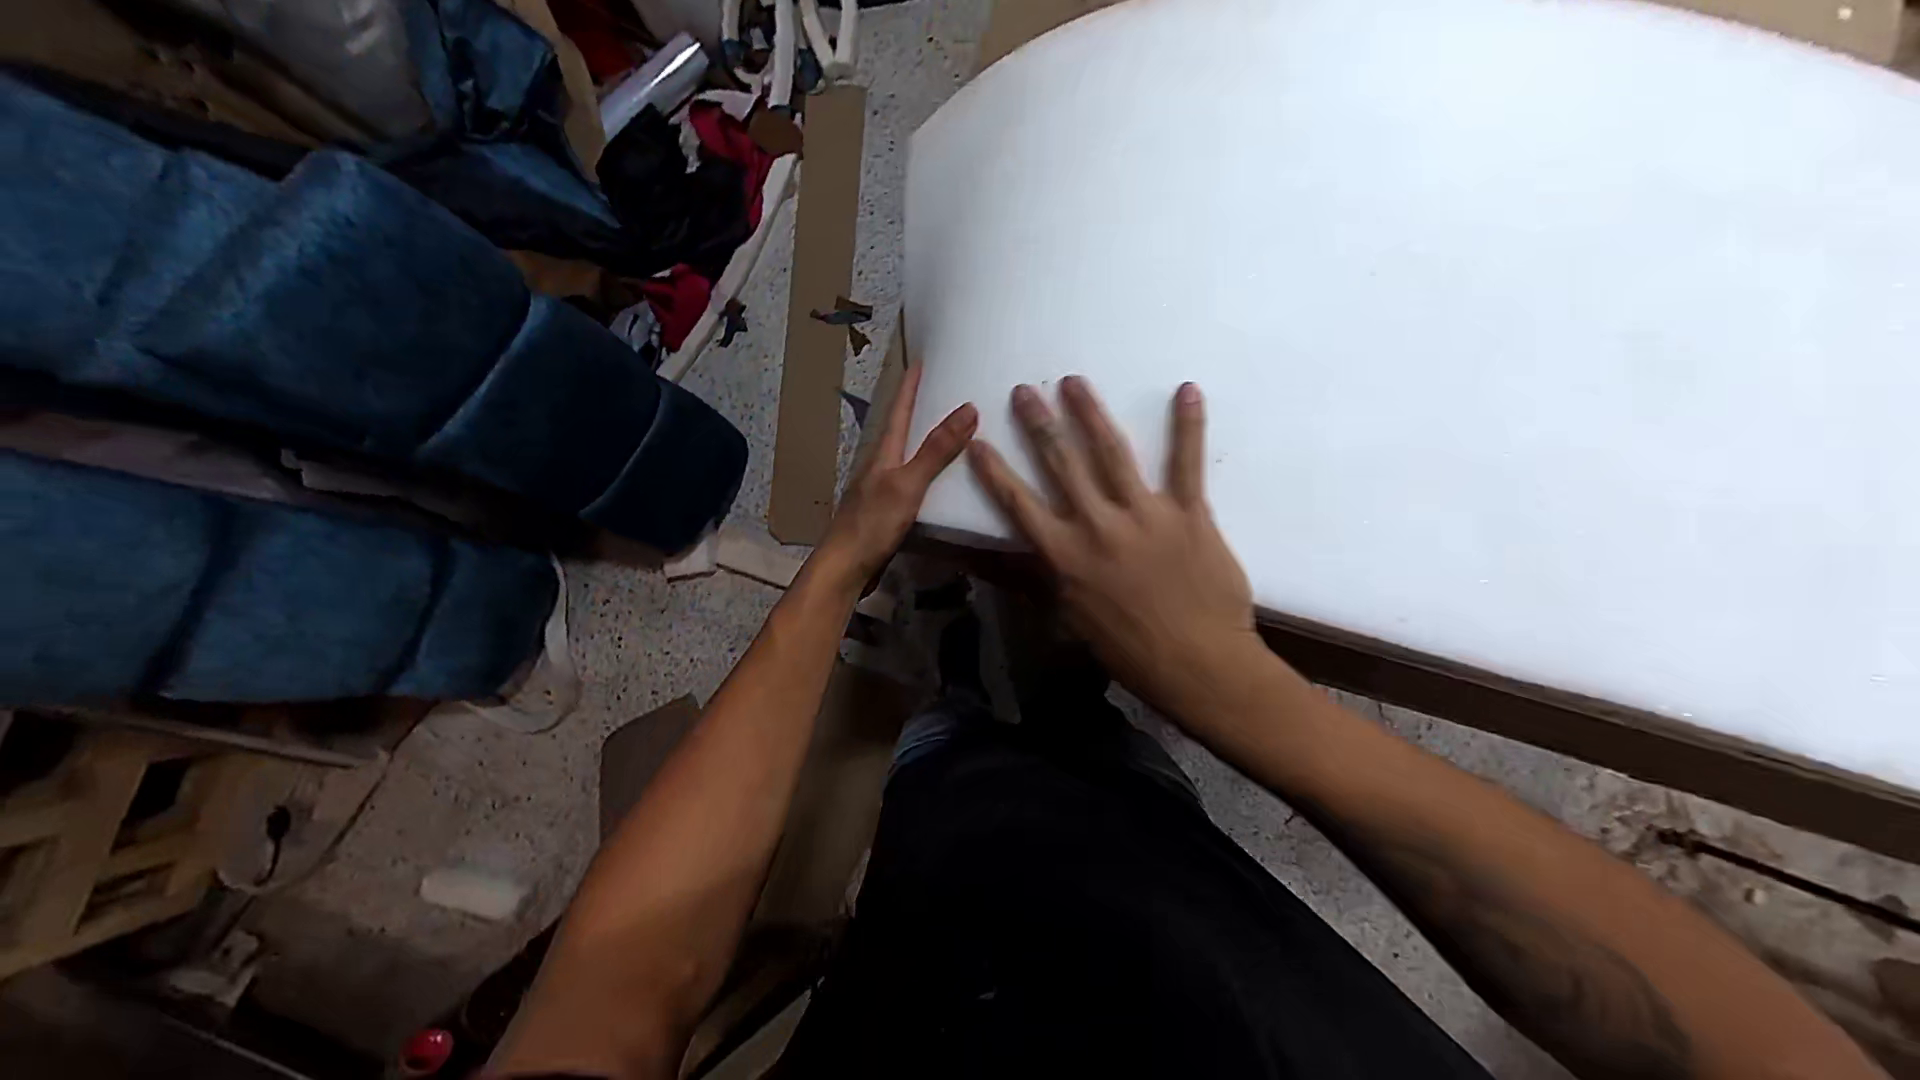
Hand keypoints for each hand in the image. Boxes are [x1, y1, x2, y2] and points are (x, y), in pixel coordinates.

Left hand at [816, 364, 977, 588]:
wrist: (845, 569)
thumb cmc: (872, 524)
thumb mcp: (908, 484)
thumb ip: (936, 450)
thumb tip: (967, 407)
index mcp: (883, 453)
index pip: (898, 409)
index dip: (910, 384)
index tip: (923, 359)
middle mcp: (881, 466)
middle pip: (902, 430)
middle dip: (921, 409)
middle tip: (948, 392)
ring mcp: (883, 491)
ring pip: (908, 458)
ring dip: (928, 444)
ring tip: (956, 433)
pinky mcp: (888, 514)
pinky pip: (914, 484)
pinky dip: (930, 475)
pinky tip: (946, 484)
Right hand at [966, 377, 1266, 720]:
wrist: (1196, 663)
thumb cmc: (1129, 651)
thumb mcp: (1072, 620)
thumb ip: (1047, 581)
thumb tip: (1017, 559)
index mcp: (1065, 555)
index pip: (1018, 504)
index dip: (995, 471)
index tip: (978, 441)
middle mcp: (1098, 525)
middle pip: (1061, 464)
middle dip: (1038, 425)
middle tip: (1024, 391)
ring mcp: (1145, 514)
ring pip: (1112, 452)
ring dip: (1090, 413)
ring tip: (1074, 382)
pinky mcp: (1190, 513)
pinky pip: (1187, 462)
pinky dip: (1188, 425)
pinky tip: (1186, 390)